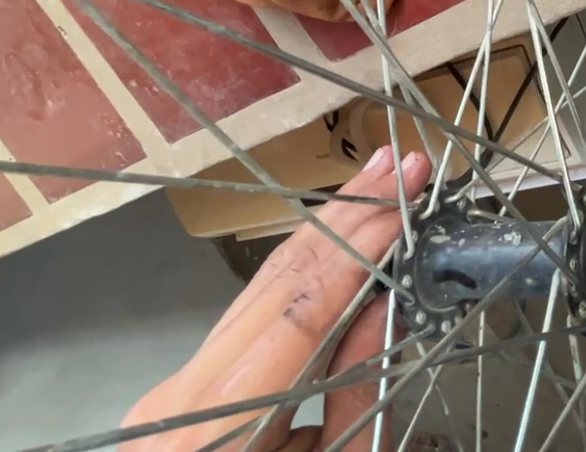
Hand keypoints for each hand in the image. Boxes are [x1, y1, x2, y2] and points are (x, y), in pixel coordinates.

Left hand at [122, 148, 432, 450]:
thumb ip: (359, 399)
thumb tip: (386, 304)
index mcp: (207, 437)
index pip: (298, 311)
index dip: (361, 242)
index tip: (408, 187)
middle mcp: (178, 399)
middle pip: (277, 282)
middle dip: (349, 213)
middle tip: (403, 160)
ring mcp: (178, 388)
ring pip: (265, 287)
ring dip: (333, 228)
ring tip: (382, 176)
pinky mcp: (190, 386)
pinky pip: (259, 313)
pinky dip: (310, 268)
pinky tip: (345, 229)